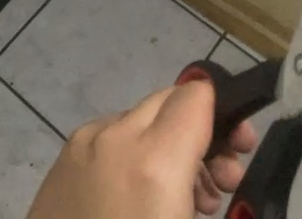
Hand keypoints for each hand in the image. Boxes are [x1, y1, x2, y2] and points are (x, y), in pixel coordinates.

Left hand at [28, 80, 259, 218]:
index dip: (225, 118)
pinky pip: (111, 139)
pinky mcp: (61, 161)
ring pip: (140, 119)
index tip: (239, 152)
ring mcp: (83, 145)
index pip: (197, 95)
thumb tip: (217, 169)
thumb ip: (208, 185)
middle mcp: (115, 137)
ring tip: (183, 200)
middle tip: (221, 182)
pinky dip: (134, 157)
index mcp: (153, 160)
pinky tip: (139, 203)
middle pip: (170, 102)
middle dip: (200, 133)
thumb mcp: (183, 218)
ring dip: (168, 146)